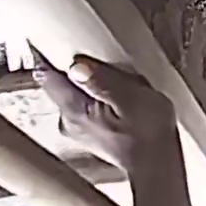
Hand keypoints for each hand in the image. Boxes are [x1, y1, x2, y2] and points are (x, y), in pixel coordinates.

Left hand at [35, 56, 183, 182]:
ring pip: (74, 92)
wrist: (158, 167)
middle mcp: (68, 121)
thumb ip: (102, 80)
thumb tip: (76, 65)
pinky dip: (96, 94)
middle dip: (74, 66)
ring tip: (113, 74)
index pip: (46, 75)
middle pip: (60, 82)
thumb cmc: (149, 133)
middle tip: (95, 53)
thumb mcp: (132, 98)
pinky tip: (117, 94)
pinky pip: (85, 103)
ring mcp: (77, 129)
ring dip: (88, 80)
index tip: (56, 38)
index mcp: (74, 111)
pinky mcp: (90, 132)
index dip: (48, 54)